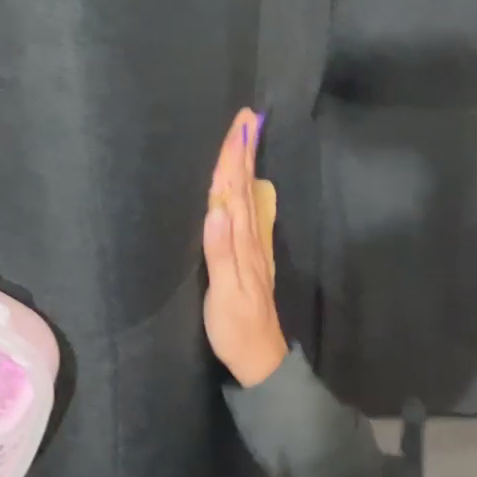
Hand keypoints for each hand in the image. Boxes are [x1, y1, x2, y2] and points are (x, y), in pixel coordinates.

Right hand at [202, 107, 289, 386]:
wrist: (259, 358)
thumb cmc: (237, 328)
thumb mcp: (225, 294)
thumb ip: (221, 253)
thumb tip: (217, 210)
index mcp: (241, 243)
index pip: (235, 192)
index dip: (235, 158)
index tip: (238, 126)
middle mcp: (248, 240)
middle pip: (244, 188)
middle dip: (242, 152)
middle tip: (246, 118)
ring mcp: (251, 249)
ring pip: (247, 199)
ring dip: (245, 167)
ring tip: (244, 140)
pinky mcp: (248, 259)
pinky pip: (246, 216)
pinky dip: (244, 194)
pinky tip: (244, 188)